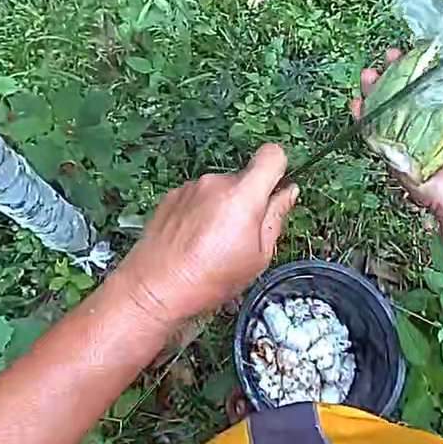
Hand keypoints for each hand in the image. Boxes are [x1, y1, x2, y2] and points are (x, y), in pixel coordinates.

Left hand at [109, 144, 298, 328]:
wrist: (153, 289)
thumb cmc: (211, 278)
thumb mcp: (258, 256)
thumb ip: (276, 217)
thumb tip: (289, 192)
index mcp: (243, 195)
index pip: (272, 154)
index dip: (279, 169)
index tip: (274, 192)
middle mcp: (216, 182)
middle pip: (245, 177)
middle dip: (249, 200)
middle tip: (240, 236)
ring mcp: (191, 187)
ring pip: (221, 189)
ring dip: (223, 207)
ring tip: (211, 243)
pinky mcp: (172, 195)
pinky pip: (199, 196)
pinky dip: (201, 212)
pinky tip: (193, 239)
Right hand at [352, 42, 442, 224]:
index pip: (434, 78)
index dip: (424, 60)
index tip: (418, 43)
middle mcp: (428, 121)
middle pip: (405, 89)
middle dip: (395, 70)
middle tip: (391, 54)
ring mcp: (410, 137)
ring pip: (386, 108)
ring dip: (374, 89)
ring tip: (369, 74)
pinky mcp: (397, 154)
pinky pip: (376, 134)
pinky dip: (363, 118)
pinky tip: (358, 102)